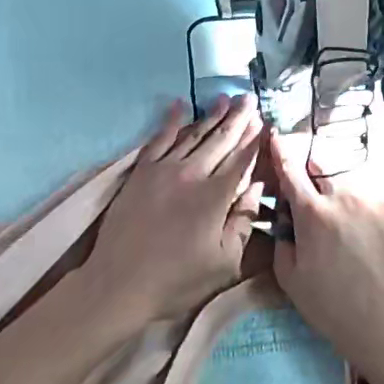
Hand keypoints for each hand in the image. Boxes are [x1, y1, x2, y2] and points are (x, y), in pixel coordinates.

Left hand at [82, 96, 265, 323]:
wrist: (119, 284)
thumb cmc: (177, 281)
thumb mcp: (224, 262)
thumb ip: (243, 221)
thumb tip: (257, 187)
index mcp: (216, 196)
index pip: (241, 159)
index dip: (254, 139)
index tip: (264, 121)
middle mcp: (192, 174)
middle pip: (220, 140)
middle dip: (238, 118)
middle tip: (250, 98)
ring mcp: (163, 170)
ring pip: (193, 135)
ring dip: (211, 115)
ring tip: (225, 99)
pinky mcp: (141, 172)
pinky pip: (158, 139)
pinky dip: (170, 121)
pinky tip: (179, 105)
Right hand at [269, 135, 383, 383]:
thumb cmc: (335, 309)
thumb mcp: (291, 279)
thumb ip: (281, 238)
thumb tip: (285, 217)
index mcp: (315, 213)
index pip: (291, 170)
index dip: (280, 151)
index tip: (275, 135)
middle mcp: (348, 195)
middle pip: (325, 167)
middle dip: (317, 176)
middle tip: (318, 200)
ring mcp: (380, 199)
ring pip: (355, 182)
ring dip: (346, 194)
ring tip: (351, 229)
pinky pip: (380, 198)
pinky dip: (371, 210)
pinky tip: (374, 239)